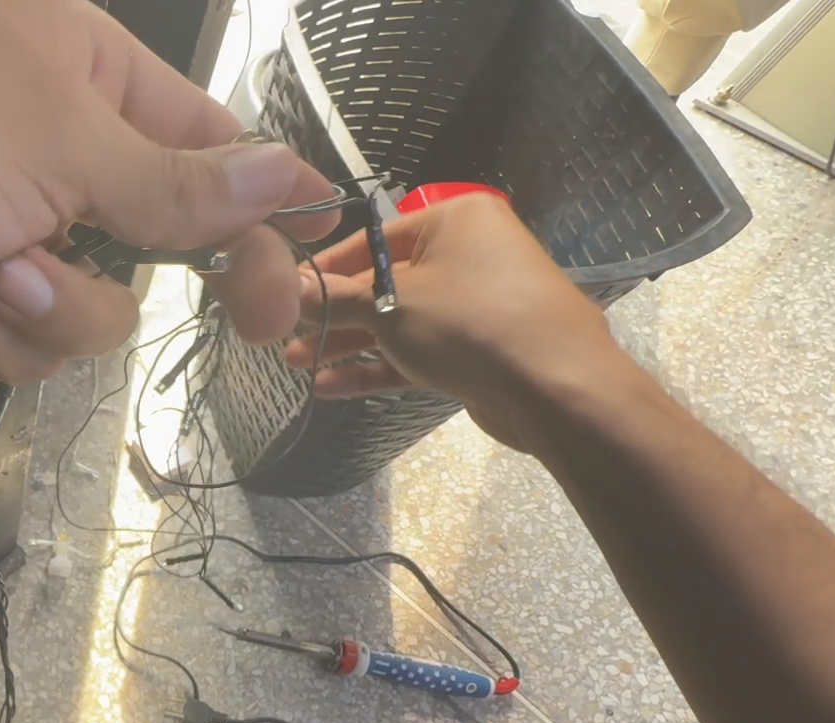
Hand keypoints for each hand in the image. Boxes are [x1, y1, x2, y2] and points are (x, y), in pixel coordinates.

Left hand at [0, 0, 337, 407]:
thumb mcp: (51, 148)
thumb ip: (173, 182)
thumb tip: (292, 176)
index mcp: (72, 65)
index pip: (200, 136)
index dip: (258, 201)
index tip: (306, 262)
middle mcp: (48, 149)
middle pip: (162, 231)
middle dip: (180, 270)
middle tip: (258, 321)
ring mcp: (13, 237)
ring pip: (99, 304)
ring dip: (49, 302)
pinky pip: (39, 343)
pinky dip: (0, 334)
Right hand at [284, 194, 635, 451]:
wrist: (551, 386)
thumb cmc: (467, 324)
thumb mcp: (389, 306)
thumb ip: (334, 298)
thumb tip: (287, 287)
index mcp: (452, 223)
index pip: (370, 241)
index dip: (323, 271)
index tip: (283, 296)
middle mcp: (464, 255)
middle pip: (379, 284)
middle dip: (330, 314)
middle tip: (285, 336)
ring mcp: (469, 304)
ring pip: (392, 322)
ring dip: (344, 345)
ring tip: (297, 365)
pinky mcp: (470, 348)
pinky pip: (411, 351)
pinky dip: (373, 367)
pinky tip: (329, 388)